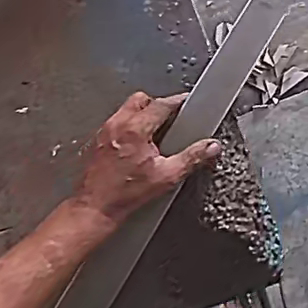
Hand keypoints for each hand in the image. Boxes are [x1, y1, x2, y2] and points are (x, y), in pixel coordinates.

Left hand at [69, 92, 222, 223]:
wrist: (96, 207)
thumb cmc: (126, 194)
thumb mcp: (167, 177)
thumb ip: (192, 158)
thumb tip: (211, 147)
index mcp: (136, 130)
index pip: (161, 104)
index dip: (177, 101)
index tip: (186, 102)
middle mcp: (118, 125)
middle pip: (141, 99)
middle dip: (157, 105)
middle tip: (169, 118)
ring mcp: (105, 131)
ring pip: (126, 109)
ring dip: (141, 114)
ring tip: (153, 132)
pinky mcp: (97, 140)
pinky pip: (115, 122)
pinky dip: (128, 126)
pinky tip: (135, 144)